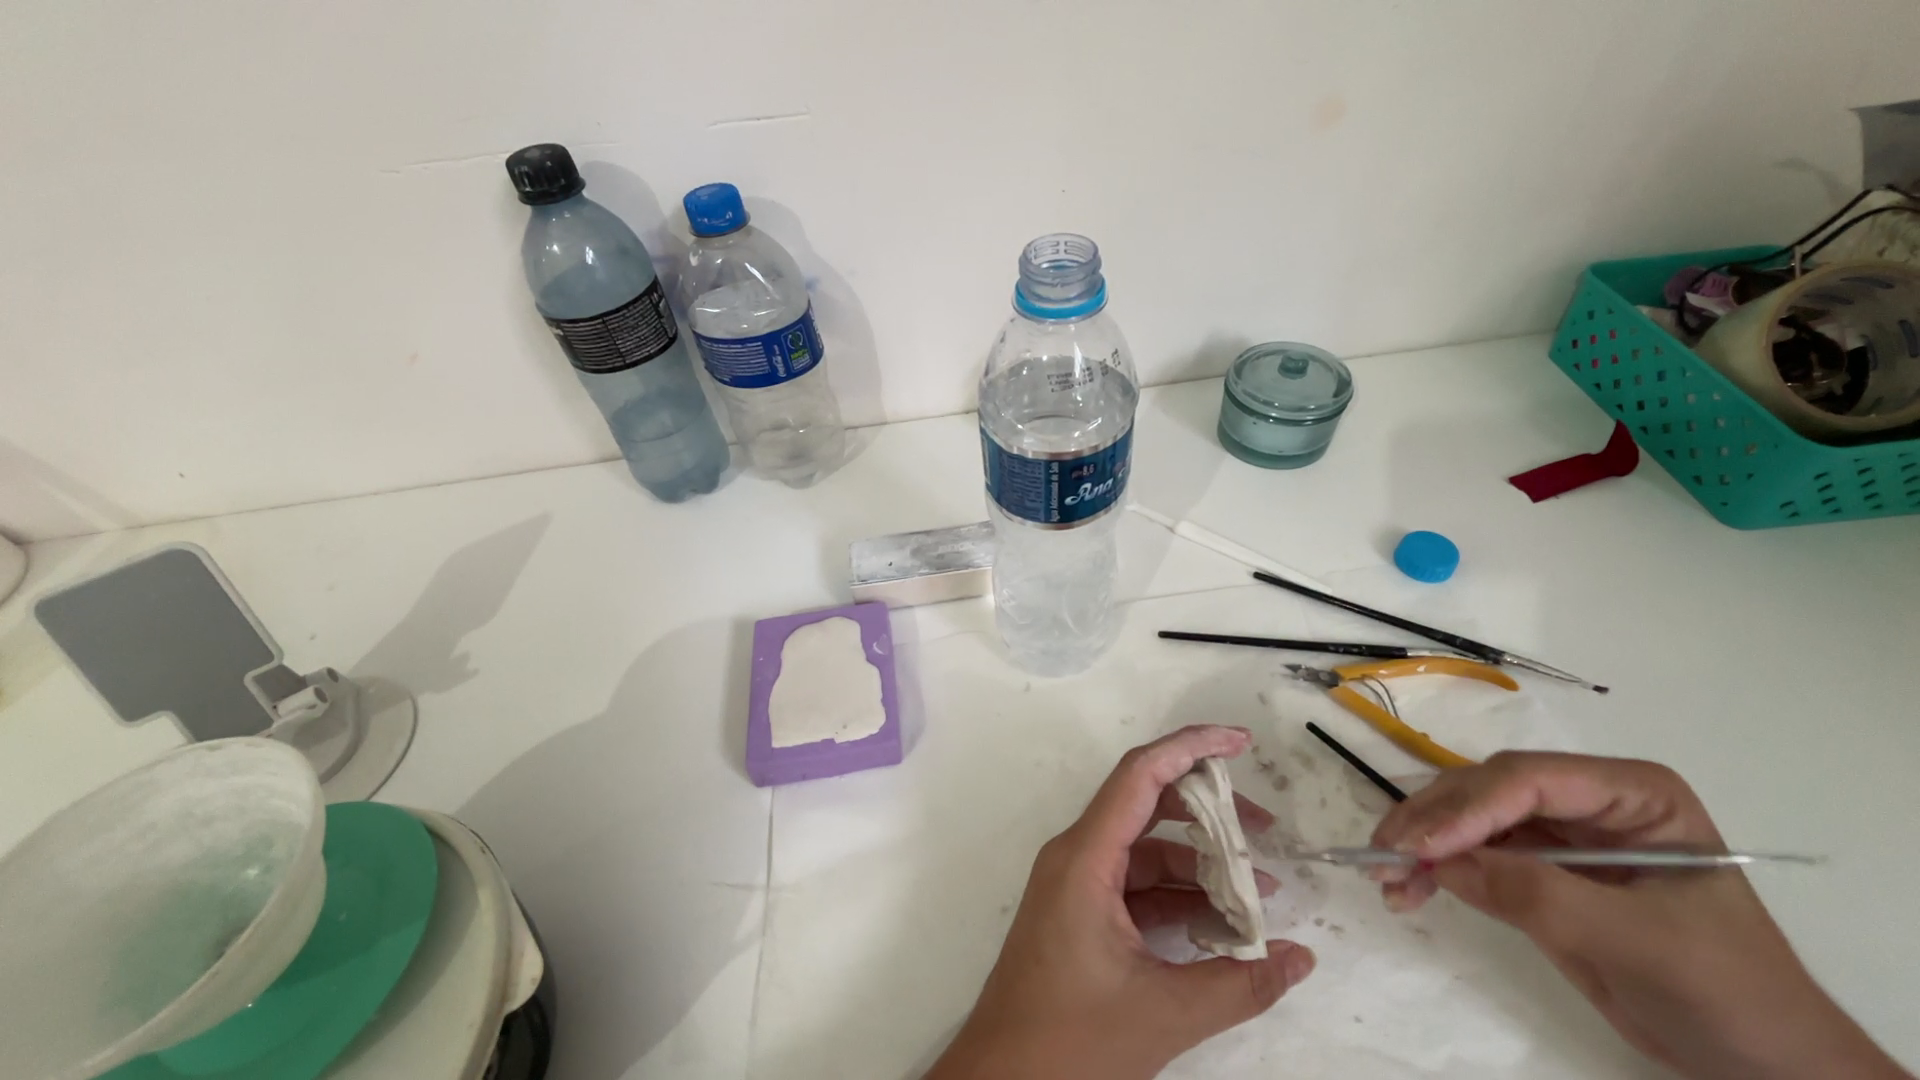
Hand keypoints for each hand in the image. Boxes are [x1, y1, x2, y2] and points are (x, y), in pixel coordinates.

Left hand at [926, 726, 1315, 1079]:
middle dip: (1208, 812)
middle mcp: (1077, 857)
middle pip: (1146, 807)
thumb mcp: (1165, 1011)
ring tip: (1260, 895)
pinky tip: (1221, 926)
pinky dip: (1177, 897)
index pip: (1140, 776)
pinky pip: (1135, 887)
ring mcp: (1075, 886)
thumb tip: (1302, 957)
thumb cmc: (1071, 1037)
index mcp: (1086, 858)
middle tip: (1266, 831)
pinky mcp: (1079, 915)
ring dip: (1199, 866)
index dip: (1190, 747)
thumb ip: (1240, 984)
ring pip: (1145, 852)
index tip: (1239, 742)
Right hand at [1371, 751, 1907, 1079]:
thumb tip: (1440, 866)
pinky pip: (1473, 857)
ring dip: (1423, 845)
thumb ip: (1538, 895)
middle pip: (1488, 791)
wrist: (1759, 1062)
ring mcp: (1562, 835)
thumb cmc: (1725, 992)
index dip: (1467, 808)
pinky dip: (1436, 871)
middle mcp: (1589, 801)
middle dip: (1433, 823)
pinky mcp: (1540, 871)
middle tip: (1382, 856)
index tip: (1415, 846)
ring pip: (1469, 819)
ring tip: (1386, 879)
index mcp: (1632, 794)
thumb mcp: (1634, 940)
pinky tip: (1408, 891)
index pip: (1530, 781)